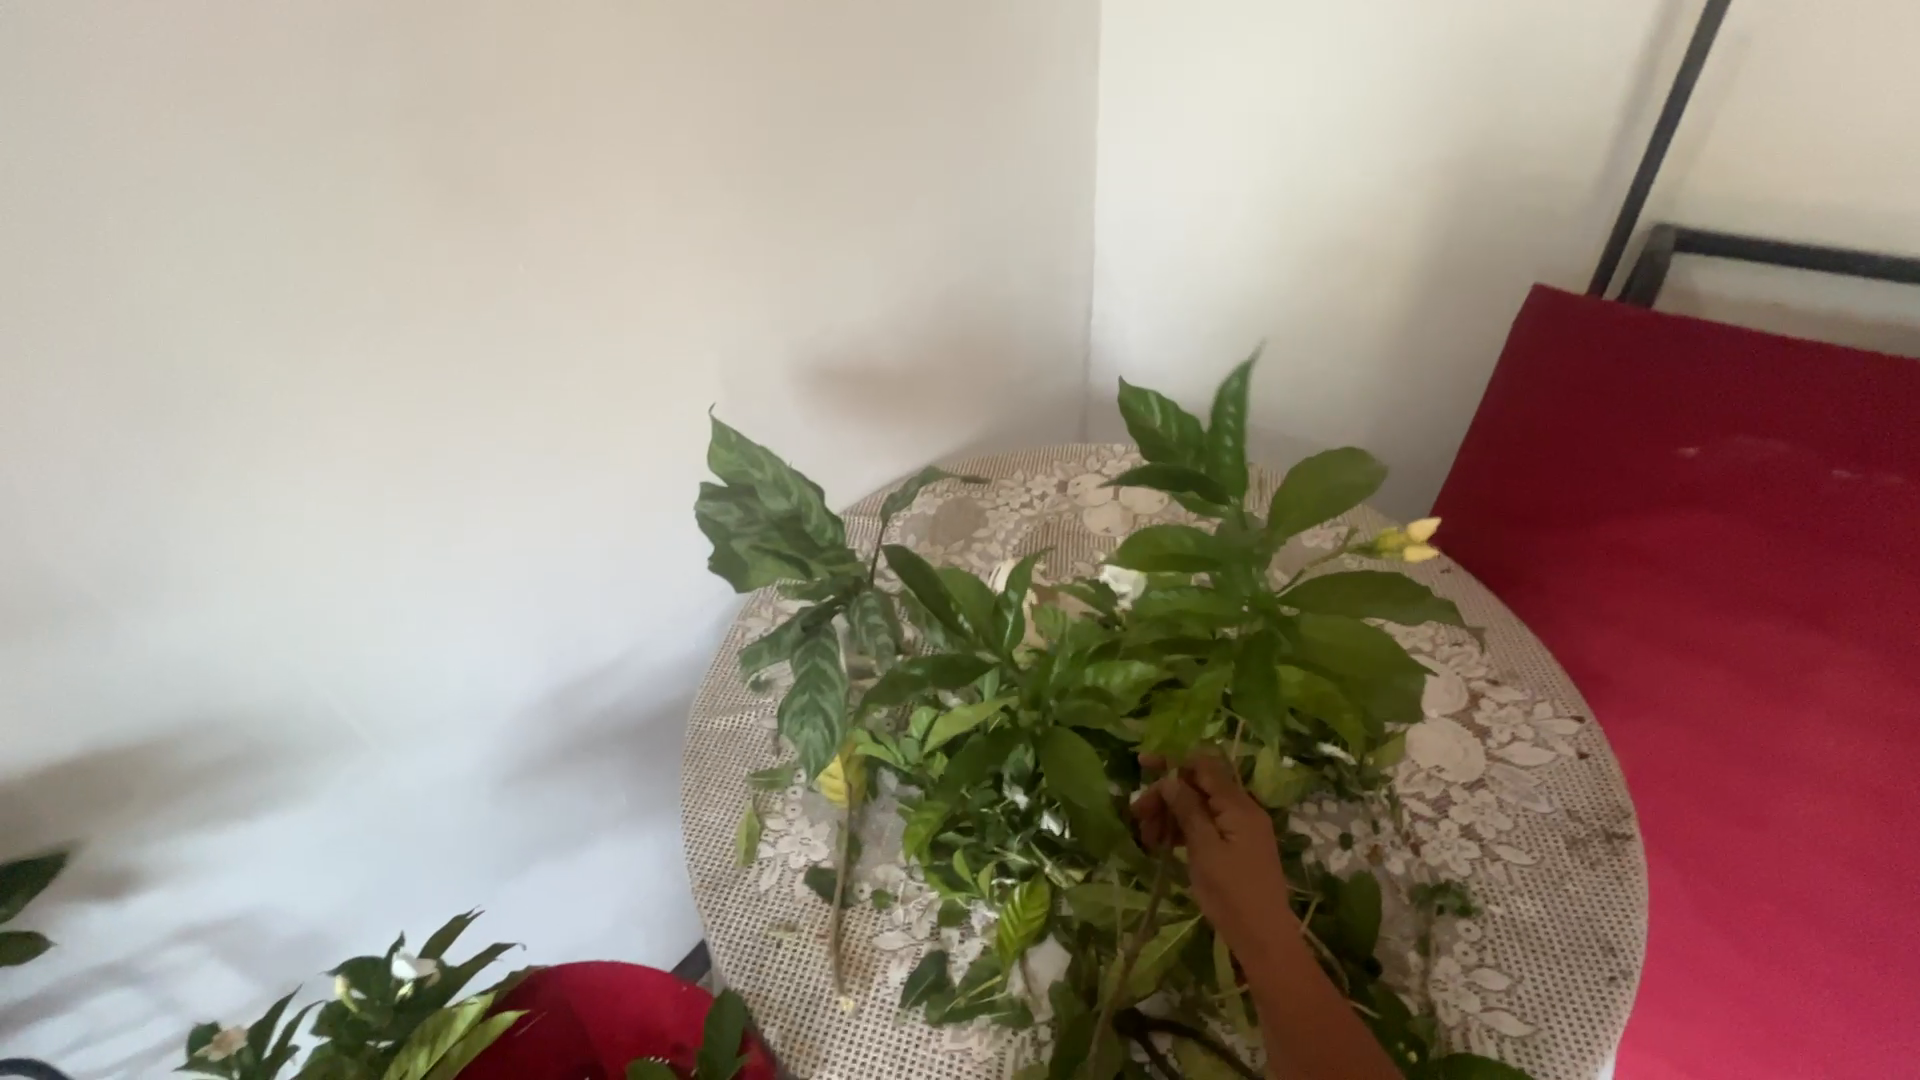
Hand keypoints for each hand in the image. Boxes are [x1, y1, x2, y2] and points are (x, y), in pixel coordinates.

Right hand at [1132, 749, 1294, 955]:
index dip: (1172, 760)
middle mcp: (1242, 810)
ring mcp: (1240, 829)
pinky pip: (1205, 826)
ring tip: (1147, 838)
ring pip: (1198, 807)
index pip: (1204, 765)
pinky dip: (1182, 831)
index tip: (1142, 764)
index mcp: (1238, 805)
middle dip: (1165, 796)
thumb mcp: (1204, 849)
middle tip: (1137, 816)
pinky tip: (1162, 845)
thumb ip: (1188, 809)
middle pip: (1197, 787)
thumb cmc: (1232, 894)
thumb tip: (1169, 778)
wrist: (1264, 940)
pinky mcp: (1235, 847)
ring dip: (1170, 815)